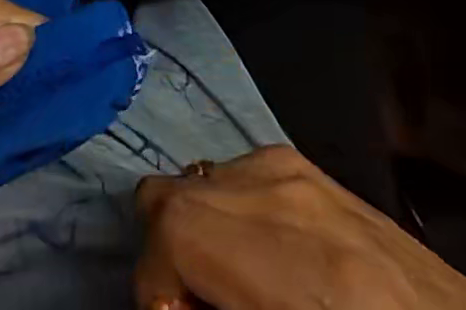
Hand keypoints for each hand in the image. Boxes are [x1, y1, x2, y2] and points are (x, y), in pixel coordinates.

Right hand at [135, 146, 465, 309]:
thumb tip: (170, 300)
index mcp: (292, 259)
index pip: (171, 228)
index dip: (153, 287)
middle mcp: (288, 192)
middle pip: (169, 196)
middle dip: (165, 261)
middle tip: (198, 308)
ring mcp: (302, 171)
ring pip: (196, 183)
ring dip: (194, 238)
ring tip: (232, 289)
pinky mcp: (312, 169)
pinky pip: (234, 179)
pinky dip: (225, 219)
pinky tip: (260, 264)